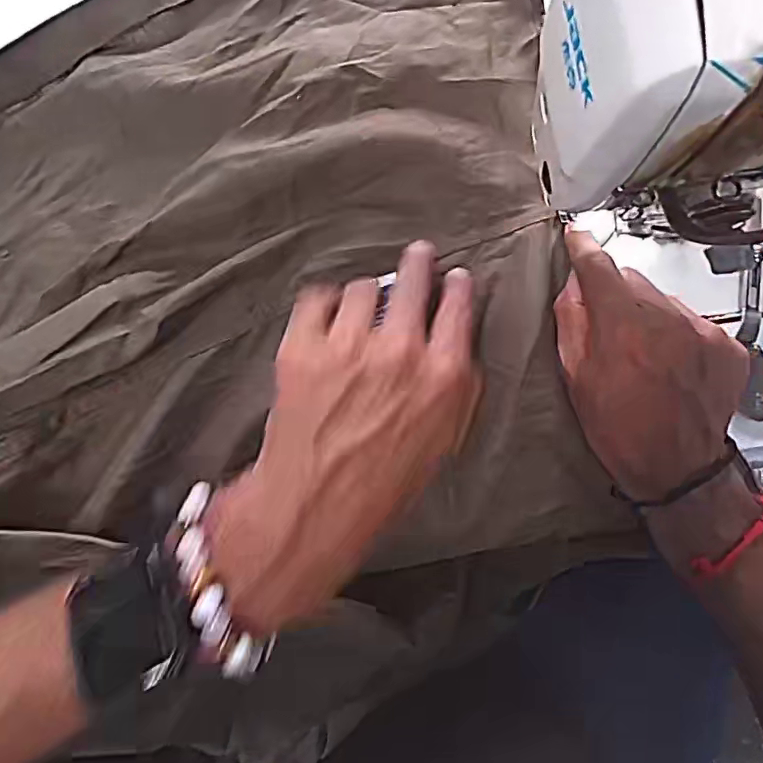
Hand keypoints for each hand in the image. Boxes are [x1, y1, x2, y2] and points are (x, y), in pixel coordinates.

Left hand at [205, 241, 481, 631]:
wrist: (312, 506)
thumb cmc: (383, 482)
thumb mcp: (445, 437)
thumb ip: (460, 383)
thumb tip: (459, 334)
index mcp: (442, 374)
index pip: (459, 305)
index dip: (457, 285)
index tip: (454, 277)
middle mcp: (399, 351)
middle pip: (414, 278)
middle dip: (418, 262)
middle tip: (418, 256)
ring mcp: (347, 345)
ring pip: (363, 288)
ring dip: (366, 298)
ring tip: (361, 315)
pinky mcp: (302, 346)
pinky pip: (318, 298)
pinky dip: (324, 305)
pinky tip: (328, 322)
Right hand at [553, 229, 752, 501]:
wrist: (678, 469)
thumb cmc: (625, 433)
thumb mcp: (576, 379)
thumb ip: (571, 324)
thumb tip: (573, 290)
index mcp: (621, 326)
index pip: (598, 265)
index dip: (583, 246)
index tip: (578, 235)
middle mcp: (663, 319)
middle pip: (631, 281)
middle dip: (616, 297)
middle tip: (610, 332)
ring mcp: (698, 330)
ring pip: (662, 299)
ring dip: (649, 317)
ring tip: (645, 357)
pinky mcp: (725, 344)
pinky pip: (692, 321)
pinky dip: (679, 334)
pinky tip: (671, 364)